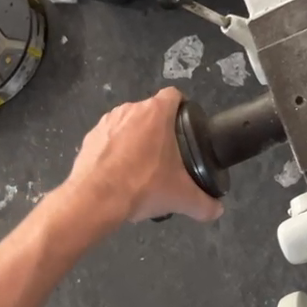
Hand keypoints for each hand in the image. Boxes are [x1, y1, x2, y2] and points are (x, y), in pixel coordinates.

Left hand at [61, 88, 224, 226]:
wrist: (94, 200)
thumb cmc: (142, 186)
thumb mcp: (181, 197)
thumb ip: (204, 204)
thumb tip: (217, 210)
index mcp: (156, 112)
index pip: (174, 95)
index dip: (182, 107)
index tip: (185, 127)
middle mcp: (131, 109)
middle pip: (151, 111)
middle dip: (159, 129)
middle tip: (166, 156)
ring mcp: (107, 121)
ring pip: (129, 123)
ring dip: (136, 139)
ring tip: (140, 168)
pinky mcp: (90, 136)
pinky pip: (109, 137)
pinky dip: (115, 150)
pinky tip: (117, 174)